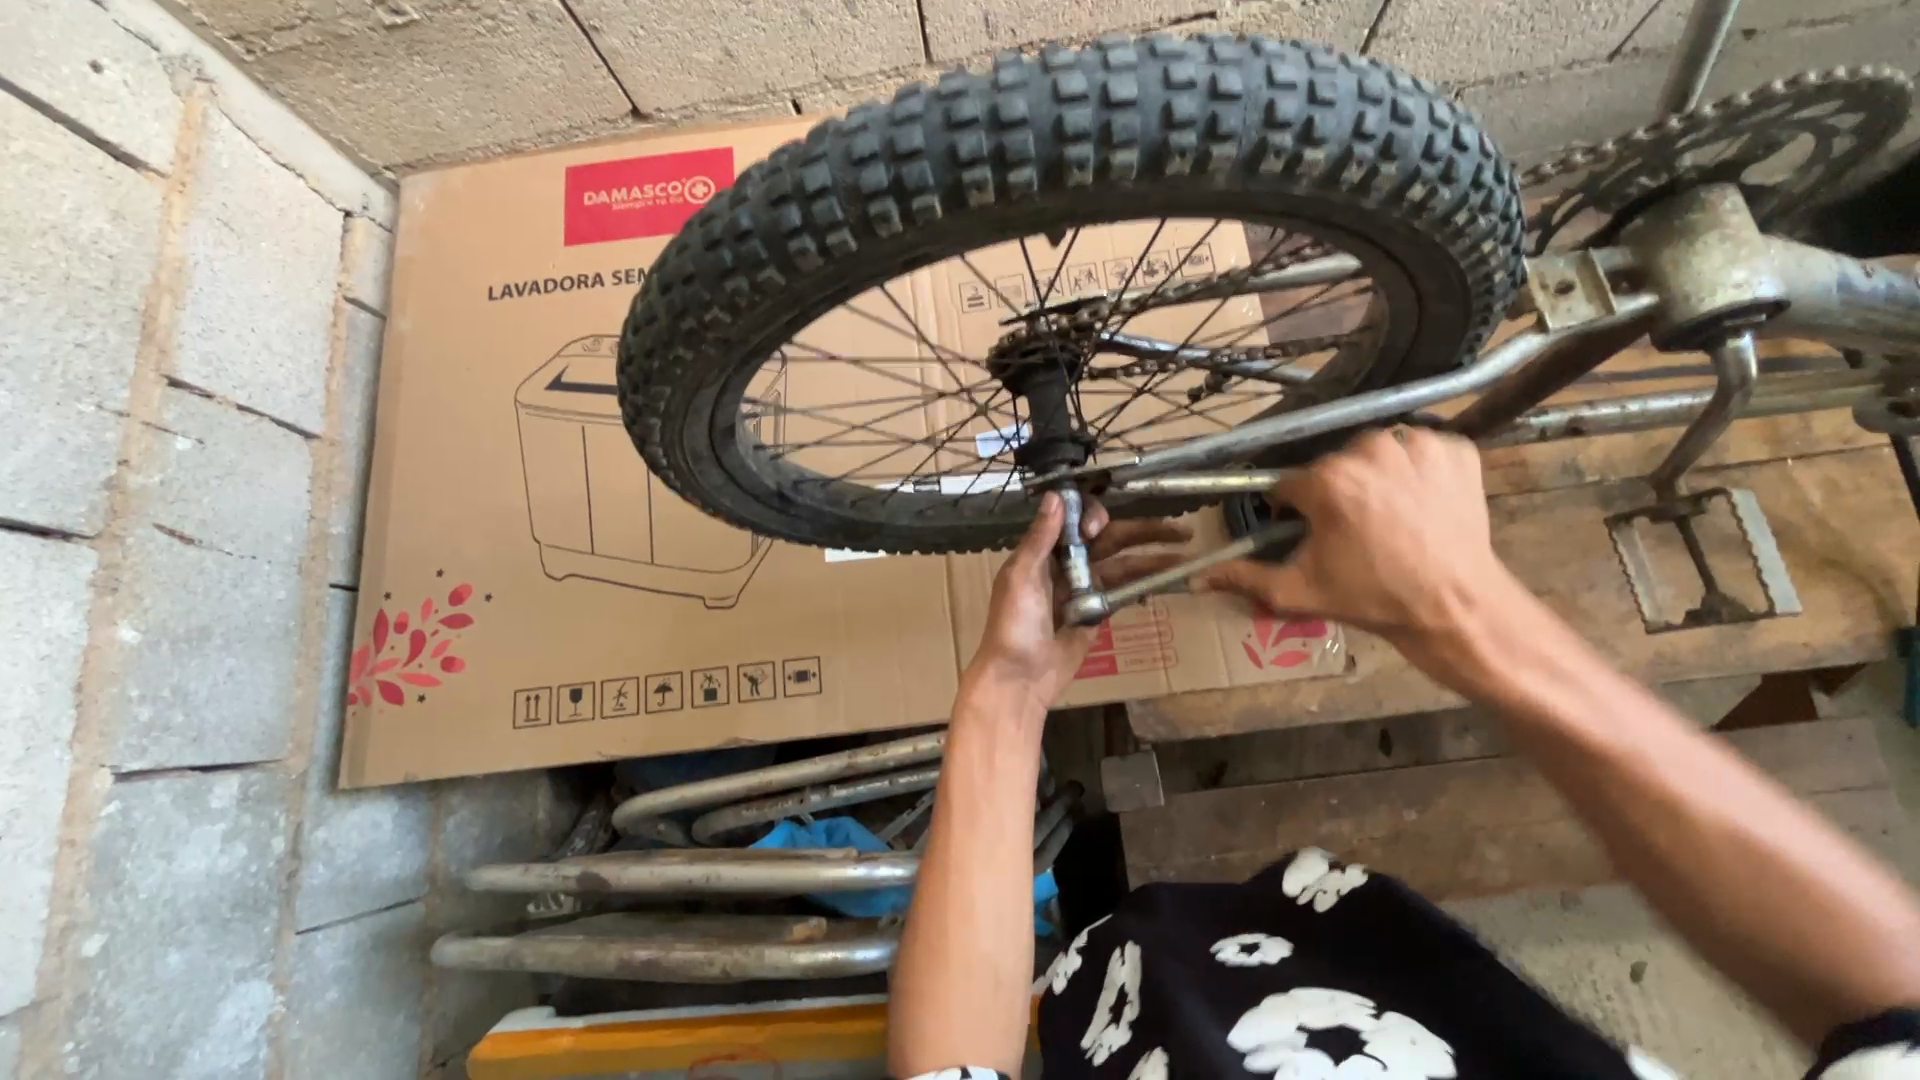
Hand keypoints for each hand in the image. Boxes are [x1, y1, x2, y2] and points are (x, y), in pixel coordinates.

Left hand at [964, 493, 1190, 713]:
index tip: (1094, 531)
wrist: (1019, 676)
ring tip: (1186, 556)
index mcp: (1044, 551)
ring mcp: (1085, 589)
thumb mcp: (1020, 575)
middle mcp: (1067, 564)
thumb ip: (1040, 537)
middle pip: (1111, 540)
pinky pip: (1124, 593)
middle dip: (1144, 532)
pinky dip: (1146, 585)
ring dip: (1154, 560)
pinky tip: (1171, 578)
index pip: (1077, 521)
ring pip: (1124, 566)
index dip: (1093, 518)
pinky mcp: (1098, 614)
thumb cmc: (1013, 624)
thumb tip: (1056, 495)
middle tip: (1180, 528)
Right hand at [1191, 427, 1519, 664]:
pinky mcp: (1456, 450)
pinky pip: (1421, 449)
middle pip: (1333, 464)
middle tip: (1351, 531)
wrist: (1455, 607)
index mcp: (1327, 480)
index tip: (1309, 532)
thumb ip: (1244, 577)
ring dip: (1373, 477)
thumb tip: (1197, 578)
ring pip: (1376, 452)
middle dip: (1335, 493)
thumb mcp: (1298, 591)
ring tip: (1385, 516)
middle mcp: (1371, 449)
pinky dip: (1416, 470)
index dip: (1293, 511)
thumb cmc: (1372, 598)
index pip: (1290, 485)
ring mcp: (1418, 446)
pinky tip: (1418, 502)